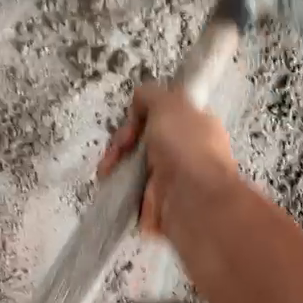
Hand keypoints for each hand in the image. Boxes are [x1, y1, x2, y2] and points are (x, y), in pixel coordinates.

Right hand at [96, 83, 242, 236]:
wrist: (195, 201)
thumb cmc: (185, 147)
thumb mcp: (168, 104)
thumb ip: (151, 94)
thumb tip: (140, 98)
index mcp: (195, 127)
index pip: (161, 117)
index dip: (139, 118)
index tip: (132, 125)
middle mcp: (185, 153)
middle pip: (143, 143)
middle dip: (121, 145)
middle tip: (116, 153)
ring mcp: (173, 182)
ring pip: (134, 169)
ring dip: (115, 168)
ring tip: (107, 174)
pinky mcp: (159, 208)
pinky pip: (133, 196)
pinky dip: (119, 193)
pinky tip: (112, 188)